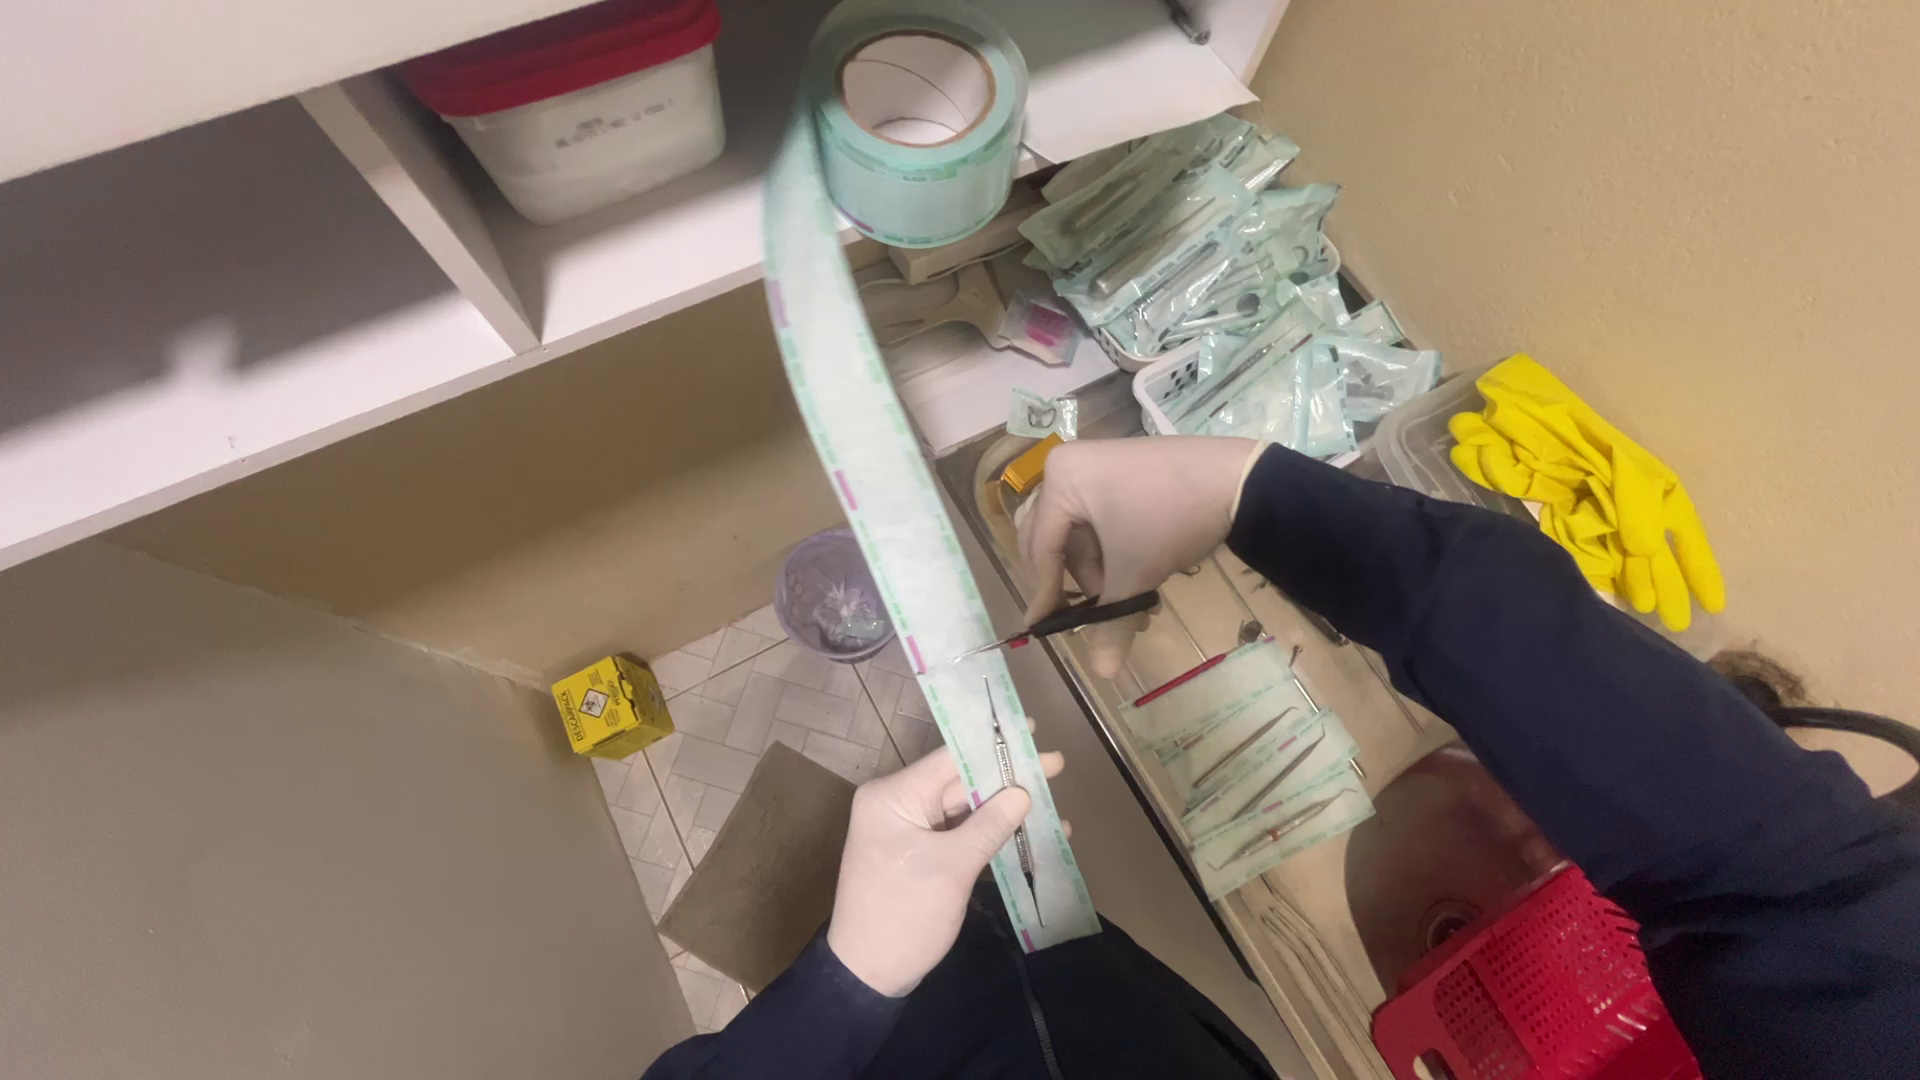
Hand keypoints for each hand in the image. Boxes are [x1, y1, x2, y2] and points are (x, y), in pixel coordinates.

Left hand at [827, 744, 1064, 996]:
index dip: (991, 744)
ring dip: (1005, 810)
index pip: (950, 759)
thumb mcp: (950, 868)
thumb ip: (988, 825)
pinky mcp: (923, 855)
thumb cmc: (903, 915)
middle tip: (1054, 764)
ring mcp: (912, 830)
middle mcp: (900, 803)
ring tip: (1053, 805)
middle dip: (1007, 778)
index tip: (1029, 729)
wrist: (867, 979)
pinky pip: (960, 834)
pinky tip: (1029, 836)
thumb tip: (1022, 792)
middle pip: (961, 782)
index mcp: (895, 795)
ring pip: (965, 809)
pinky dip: (991, 835)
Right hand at [1019, 436, 1261, 677]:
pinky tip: (1136, 574)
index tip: (1040, 627)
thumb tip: (1103, 675)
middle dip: (1073, 581)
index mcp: (1060, 481)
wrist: (1238, 478)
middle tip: (1083, 615)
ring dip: (1099, 571)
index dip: (1042, 592)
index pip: (1041, 547)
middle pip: (1051, 537)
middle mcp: (1067, 465)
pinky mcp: (1120, 467)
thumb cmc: (1170, 521)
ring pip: (1078, 531)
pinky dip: (1112, 550)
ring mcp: (1095, 462)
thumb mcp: (1136, 575)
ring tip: (1131, 602)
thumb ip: (1111, 624)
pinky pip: (1097, 515)